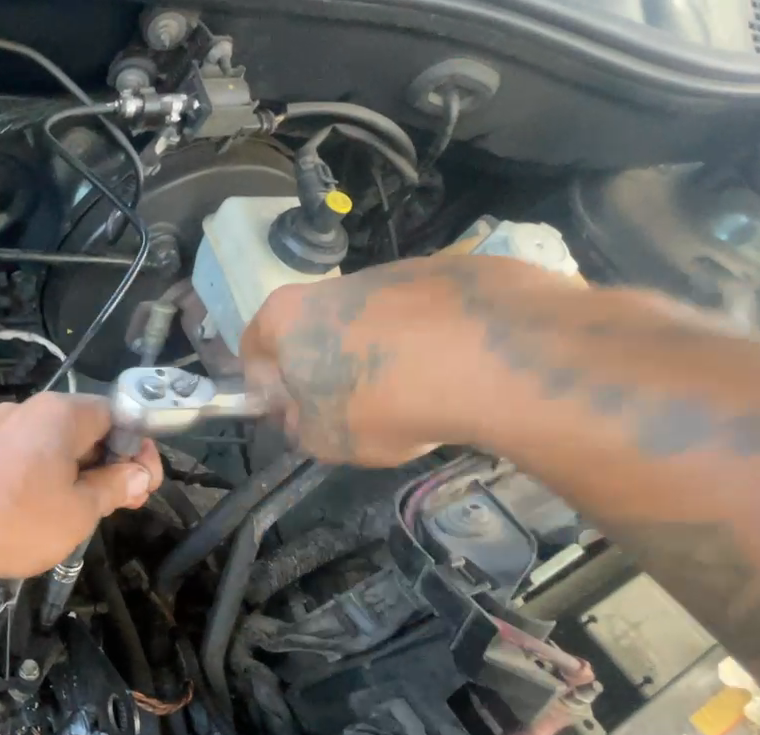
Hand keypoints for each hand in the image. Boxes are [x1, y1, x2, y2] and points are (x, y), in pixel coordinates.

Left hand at [0, 393, 162, 577]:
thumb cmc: (15, 520)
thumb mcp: (79, 512)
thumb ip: (113, 488)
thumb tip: (135, 474)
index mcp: (59, 414)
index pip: (116, 416)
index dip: (137, 450)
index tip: (143, 485)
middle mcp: (24, 410)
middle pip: (81, 430)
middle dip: (106, 465)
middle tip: (117, 504)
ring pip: (48, 448)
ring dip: (72, 475)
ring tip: (77, 514)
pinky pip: (18, 460)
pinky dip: (37, 480)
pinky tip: (33, 513)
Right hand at [240, 254, 585, 464]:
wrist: (506, 361)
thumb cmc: (388, 403)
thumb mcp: (323, 440)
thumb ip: (298, 424)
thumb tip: (304, 413)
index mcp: (289, 317)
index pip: (253, 345)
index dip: (267, 384)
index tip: (292, 410)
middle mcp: (337, 282)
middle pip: (317, 328)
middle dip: (327, 365)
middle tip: (353, 407)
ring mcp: (402, 269)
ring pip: (376, 318)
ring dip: (383, 352)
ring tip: (418, 393)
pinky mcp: (461, 269)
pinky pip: (433, 312)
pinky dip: (436, 339)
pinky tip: (460, 374)